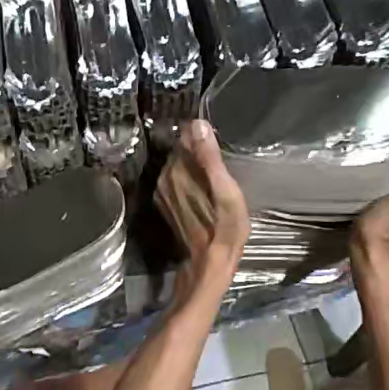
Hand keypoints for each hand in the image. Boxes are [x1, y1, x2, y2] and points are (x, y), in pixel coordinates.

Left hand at [157, 119, 248, 279]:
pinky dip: (189, 178)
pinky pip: (177, 181)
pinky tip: (204, 186)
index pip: (185, 137)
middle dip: (197, 147)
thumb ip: (211, 158)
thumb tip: (198, 124)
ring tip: (214, 167)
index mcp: (177, 170)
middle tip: (219, 151)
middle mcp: (165, 178)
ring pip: (178, 166)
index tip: (215, 134)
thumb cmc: (224, 228)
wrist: (209, 264)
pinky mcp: (167, 206)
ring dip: (193, 163)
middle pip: (181, 151)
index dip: (200, 133)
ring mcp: (163, 193)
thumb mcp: (225, 191)